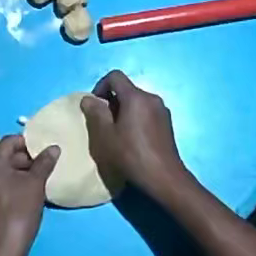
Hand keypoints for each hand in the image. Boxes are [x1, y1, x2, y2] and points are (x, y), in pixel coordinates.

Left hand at [0, 135, 57, 255]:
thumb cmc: (19, 213)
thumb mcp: (35, 185)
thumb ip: (44, 163)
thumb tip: (53, 147)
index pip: (8, 141)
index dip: (27, 142)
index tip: (43, 151)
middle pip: (3, 158)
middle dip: (24, 160)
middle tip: (43, 169)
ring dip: (17, 175)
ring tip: (36, 185)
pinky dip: (8, 189)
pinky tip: (23, 200)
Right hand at [81, 70, 190, 199]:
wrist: (164, 178)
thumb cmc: (131, 155)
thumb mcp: (106, 135)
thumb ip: (95, 113)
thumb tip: (88, 99)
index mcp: (136, 97)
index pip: (115, 76)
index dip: (100, 86)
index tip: (95, 106)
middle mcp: (151, 98)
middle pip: (127, 90)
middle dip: (112, 101)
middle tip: (104, 123)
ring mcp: (162, 111)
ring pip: (137, 102)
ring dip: (124, 111)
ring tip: (117, 133)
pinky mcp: (167, 123)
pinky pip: (146, 112)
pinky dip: (136, 118)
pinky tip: (133, 140)